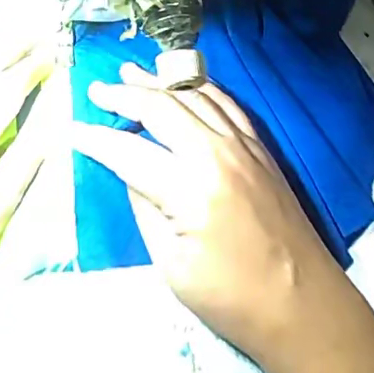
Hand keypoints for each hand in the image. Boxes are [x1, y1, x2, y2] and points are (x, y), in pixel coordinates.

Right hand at [72, 65, 357, 366]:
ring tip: (133, 71)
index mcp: (191, 189)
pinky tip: (185, 85)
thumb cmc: (231, 298)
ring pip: (196, 97)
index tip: (72, 129)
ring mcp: (243, 145)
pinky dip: (200, 89)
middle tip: (97, 88)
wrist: (301, 301)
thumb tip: (131, 172)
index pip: (131, 151)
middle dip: (126, 95)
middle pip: (163, 108)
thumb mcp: (172, 265)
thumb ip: (147, 209)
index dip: (97, 140)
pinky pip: (226, 104)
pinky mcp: (260, 147)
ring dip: (161, 82)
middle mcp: (218, 153)